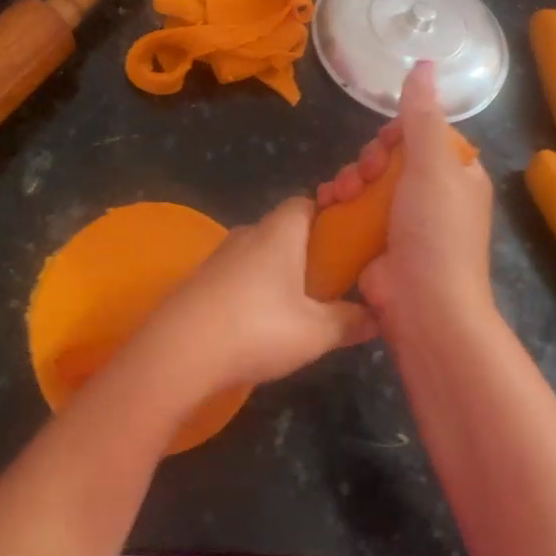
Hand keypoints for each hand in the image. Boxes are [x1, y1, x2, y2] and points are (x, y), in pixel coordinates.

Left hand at [131, 197, 376, 394]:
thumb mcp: (316, 332)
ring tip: (298, 308)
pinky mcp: (198, 283)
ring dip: (276, 275)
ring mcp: (218, 258)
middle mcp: (247, 234)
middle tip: (330, 282)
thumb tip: (377, 314)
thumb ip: (349, 320)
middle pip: (282, 230)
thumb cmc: (257, 329)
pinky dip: (251, 292)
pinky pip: (235, 278)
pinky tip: (259, 324)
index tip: (347, 242)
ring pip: (257, 255)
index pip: (306, 202)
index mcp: (279, 231)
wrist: (178, 352)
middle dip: (306, 251)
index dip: (329, 216)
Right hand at [317, 62, 494, 323]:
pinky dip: (339, 205)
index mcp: (458, 176)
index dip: (400, 132)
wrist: (423, 306)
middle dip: (369, 159)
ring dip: (350, 180)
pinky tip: (327, 204)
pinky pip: (354, 212)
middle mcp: (433, 197)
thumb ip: (422, 115)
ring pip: (368, 183)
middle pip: (391, 158)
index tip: (387, 142)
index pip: (425, 135)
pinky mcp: (378, 245)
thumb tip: (426, 62)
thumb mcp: (432, 165)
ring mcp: (404, 223)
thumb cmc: (435, 232)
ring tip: (340, 193)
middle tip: (364, 174)